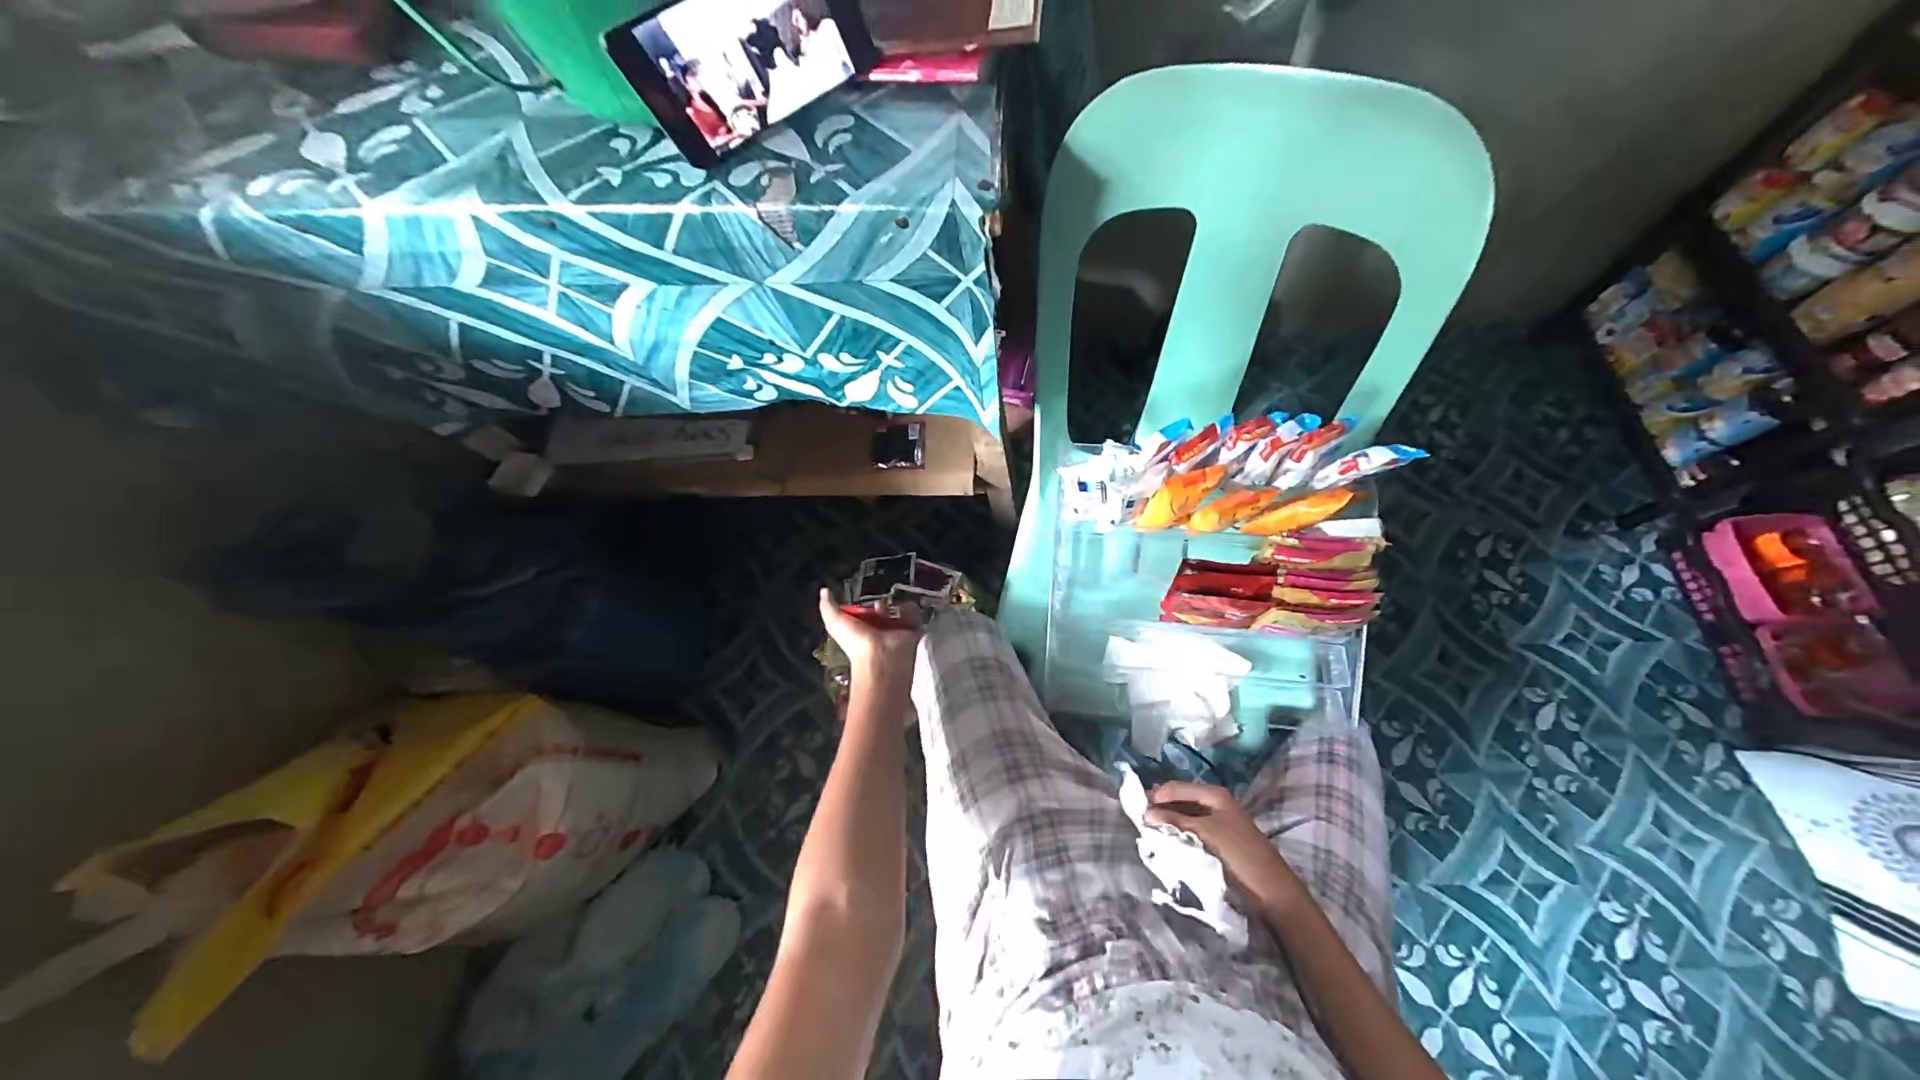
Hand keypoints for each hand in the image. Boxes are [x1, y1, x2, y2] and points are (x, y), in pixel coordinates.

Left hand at [817, 589, 919, 680]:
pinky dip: (909, 611)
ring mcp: (895, 631)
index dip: (860, 604)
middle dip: (880, 604)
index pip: (861, 612)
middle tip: (879, 605)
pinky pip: (913, 614)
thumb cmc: (856, 641)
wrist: (881, 657)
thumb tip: (824, 590)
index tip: (862, 597)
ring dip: (896, 606)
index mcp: (859, 629)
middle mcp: (877, 630)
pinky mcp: (911, 630)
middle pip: (881, 609)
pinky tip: (902, 612)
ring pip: (897, 610)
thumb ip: (828, 606)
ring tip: (892, 609)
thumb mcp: (834, 622)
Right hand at [1144, 781, 1308, 914]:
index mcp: (1214, 794)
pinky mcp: (1216, 838)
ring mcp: (1216, 821)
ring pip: (1183, 814)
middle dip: (1160, 806)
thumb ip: (1175, 821)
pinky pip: (1190, 828)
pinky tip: (1165, 838)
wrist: (1271, 890)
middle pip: (1180, 799)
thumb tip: (1146, 813)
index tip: (1135, 806)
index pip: (1177, 787)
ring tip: (1148, 828)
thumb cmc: (1240, 854)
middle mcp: (1214, 803)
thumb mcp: (1206, 833)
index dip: (1157, 795)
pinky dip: (1177, 831)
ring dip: (1167, 820)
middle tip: (1138, 817)